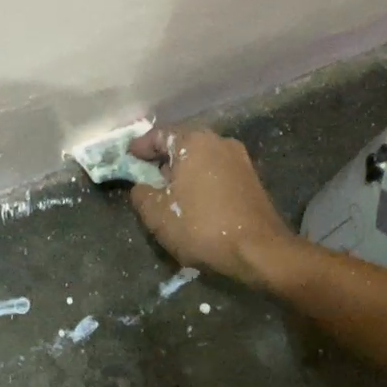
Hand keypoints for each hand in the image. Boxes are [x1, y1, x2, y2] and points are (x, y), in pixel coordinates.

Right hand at [128, 125, 302, 281]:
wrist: (259, 251)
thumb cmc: (201, 226)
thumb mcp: (155, 213)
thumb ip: (140, 193)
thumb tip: (141, 186)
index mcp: (193, 142)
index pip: (158, 136)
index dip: (139, 147)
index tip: (127, 158)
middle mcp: (218, 142)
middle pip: (182, 144)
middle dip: (162, 159)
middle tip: (146, 176)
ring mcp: (239, 159)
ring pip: (201, 158)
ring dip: (184, 171)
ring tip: (170, 191)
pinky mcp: (252, 179)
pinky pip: (217, 172)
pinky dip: (202, 180)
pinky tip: (195, 200)